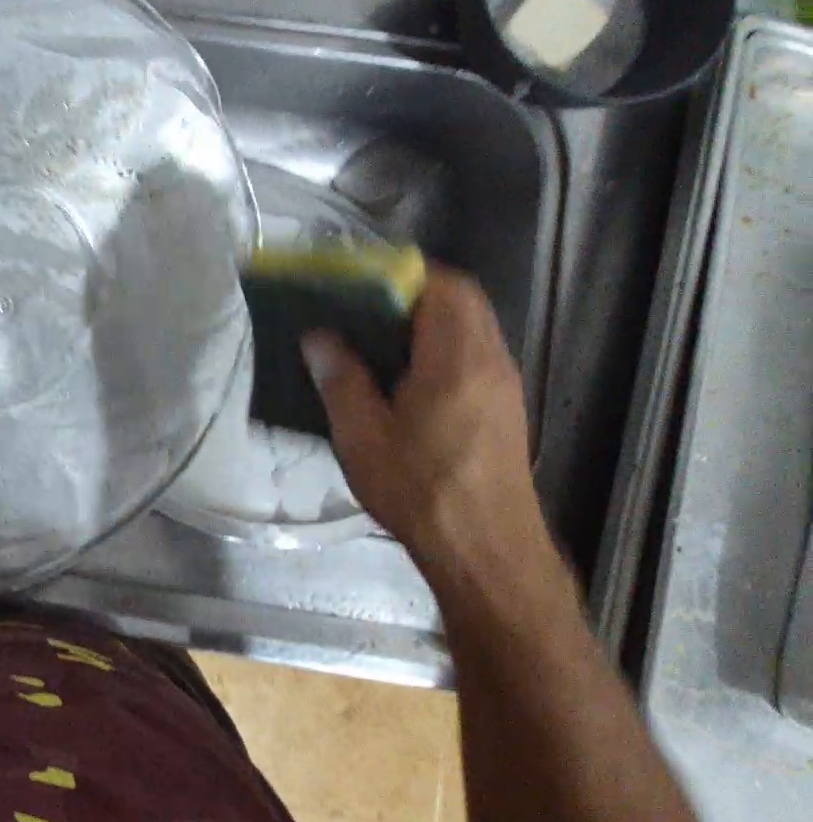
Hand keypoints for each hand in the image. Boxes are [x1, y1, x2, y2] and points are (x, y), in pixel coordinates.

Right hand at [303, 268, 555, 589]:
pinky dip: (434, 348)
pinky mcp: (501, 410)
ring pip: (467, 330)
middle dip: (409, 293)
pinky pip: (469, 356)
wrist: (483, 549)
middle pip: (460, 303)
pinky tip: (396, 377)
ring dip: (422, 322)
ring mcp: (502, 387)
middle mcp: (490, 363)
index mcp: (457, 360)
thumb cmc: (419, 488)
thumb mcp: (361, 434)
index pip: (445, 288)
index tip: (356, 278)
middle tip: (355, 305)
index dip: (403, 272)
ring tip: (367, 338)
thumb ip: (341, 378)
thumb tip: (319, 338)